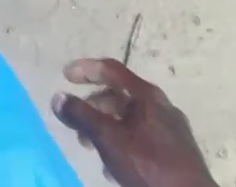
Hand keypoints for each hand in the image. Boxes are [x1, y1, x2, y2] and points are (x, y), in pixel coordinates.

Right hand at [51, 58, 217, 186]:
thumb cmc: (148, 166)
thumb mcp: (108, 138)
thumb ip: (81, 115)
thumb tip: (58, 97)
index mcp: (146, 96)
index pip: (111, 69)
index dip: (85, 69)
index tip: (65, 77)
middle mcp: (162, 106)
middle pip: (120, 95)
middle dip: (93, 106)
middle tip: (76, 123)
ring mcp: (173, 131)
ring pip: (130, 119)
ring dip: (106, 128)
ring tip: (91, 147)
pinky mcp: (178, 154)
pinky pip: (143, 138)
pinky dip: (123, 143)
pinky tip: (114, 165)